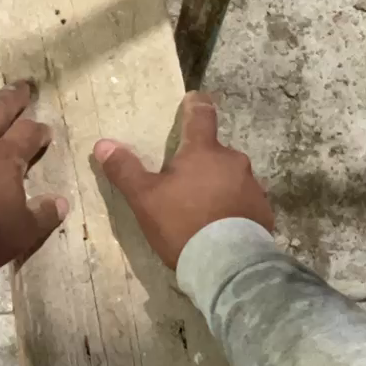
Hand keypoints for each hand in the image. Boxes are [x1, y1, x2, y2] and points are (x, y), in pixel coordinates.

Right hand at [92, 92, 272, 269]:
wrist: (226, 264)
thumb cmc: (182, 225)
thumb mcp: (145, 200)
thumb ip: (125, 171)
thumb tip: (102, 144)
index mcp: (203, 152)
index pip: (201, 115)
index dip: (194, 106)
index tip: (191, 101)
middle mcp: (233, 161)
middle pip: (215, 153)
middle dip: (201, 163)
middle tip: (184, 185)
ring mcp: (252, 186)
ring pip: (231, 178)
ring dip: (218, 187)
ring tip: (202, 213)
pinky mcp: (263, 211)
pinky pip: (244, 203)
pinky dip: (233, 210)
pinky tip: (221, 228)